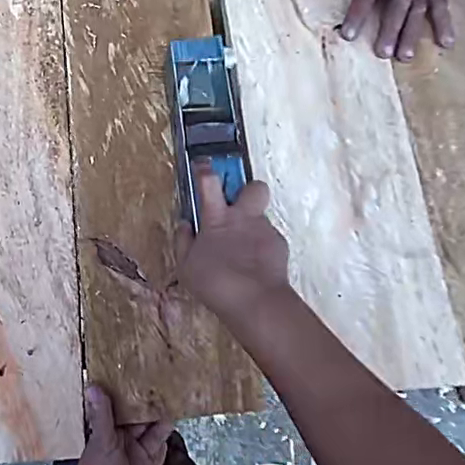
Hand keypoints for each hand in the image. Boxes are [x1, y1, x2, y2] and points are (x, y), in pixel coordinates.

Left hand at [64, 386, 174, 464]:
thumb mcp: (101, 448)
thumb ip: (102, 419)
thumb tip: (93, 387)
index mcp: (105, 438)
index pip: (118, 409)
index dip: (128, 392)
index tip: (139, 370)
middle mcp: (121, 446)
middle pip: (137, 418)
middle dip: (147, 401)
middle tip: (164, 376)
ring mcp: (137, 459)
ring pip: (151, 430)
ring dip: (160, 415)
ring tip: (175, 392)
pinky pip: (161, 448)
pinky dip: (167, 435)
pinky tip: (176, 419)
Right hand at [176, 160, 289, 318]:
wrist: (255, 300)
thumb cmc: (215, 282)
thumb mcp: (186, 266)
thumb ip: (184, 241)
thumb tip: (184, 225)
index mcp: (217, 218)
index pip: (209, 181)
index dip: (205, 169)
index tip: (203, 164)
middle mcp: (244, 217)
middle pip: (255, 186)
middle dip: (249, 190)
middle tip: (238, 207)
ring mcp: (265, 229)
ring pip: (262, 218)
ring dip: (253, 228)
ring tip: (243, 253)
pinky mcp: (280, 245)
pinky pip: (270, 240)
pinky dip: (262, 248)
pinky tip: (255, 267)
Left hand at [332, 0, 455, 61]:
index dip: (357, 16)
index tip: (349, 35)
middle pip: (392, 11)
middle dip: (387, 32)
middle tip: (383, 53)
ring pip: (414, 14)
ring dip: (410, 35)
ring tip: (405, 56)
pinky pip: (441, 6)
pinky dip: (444, 24)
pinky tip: (446, 42)